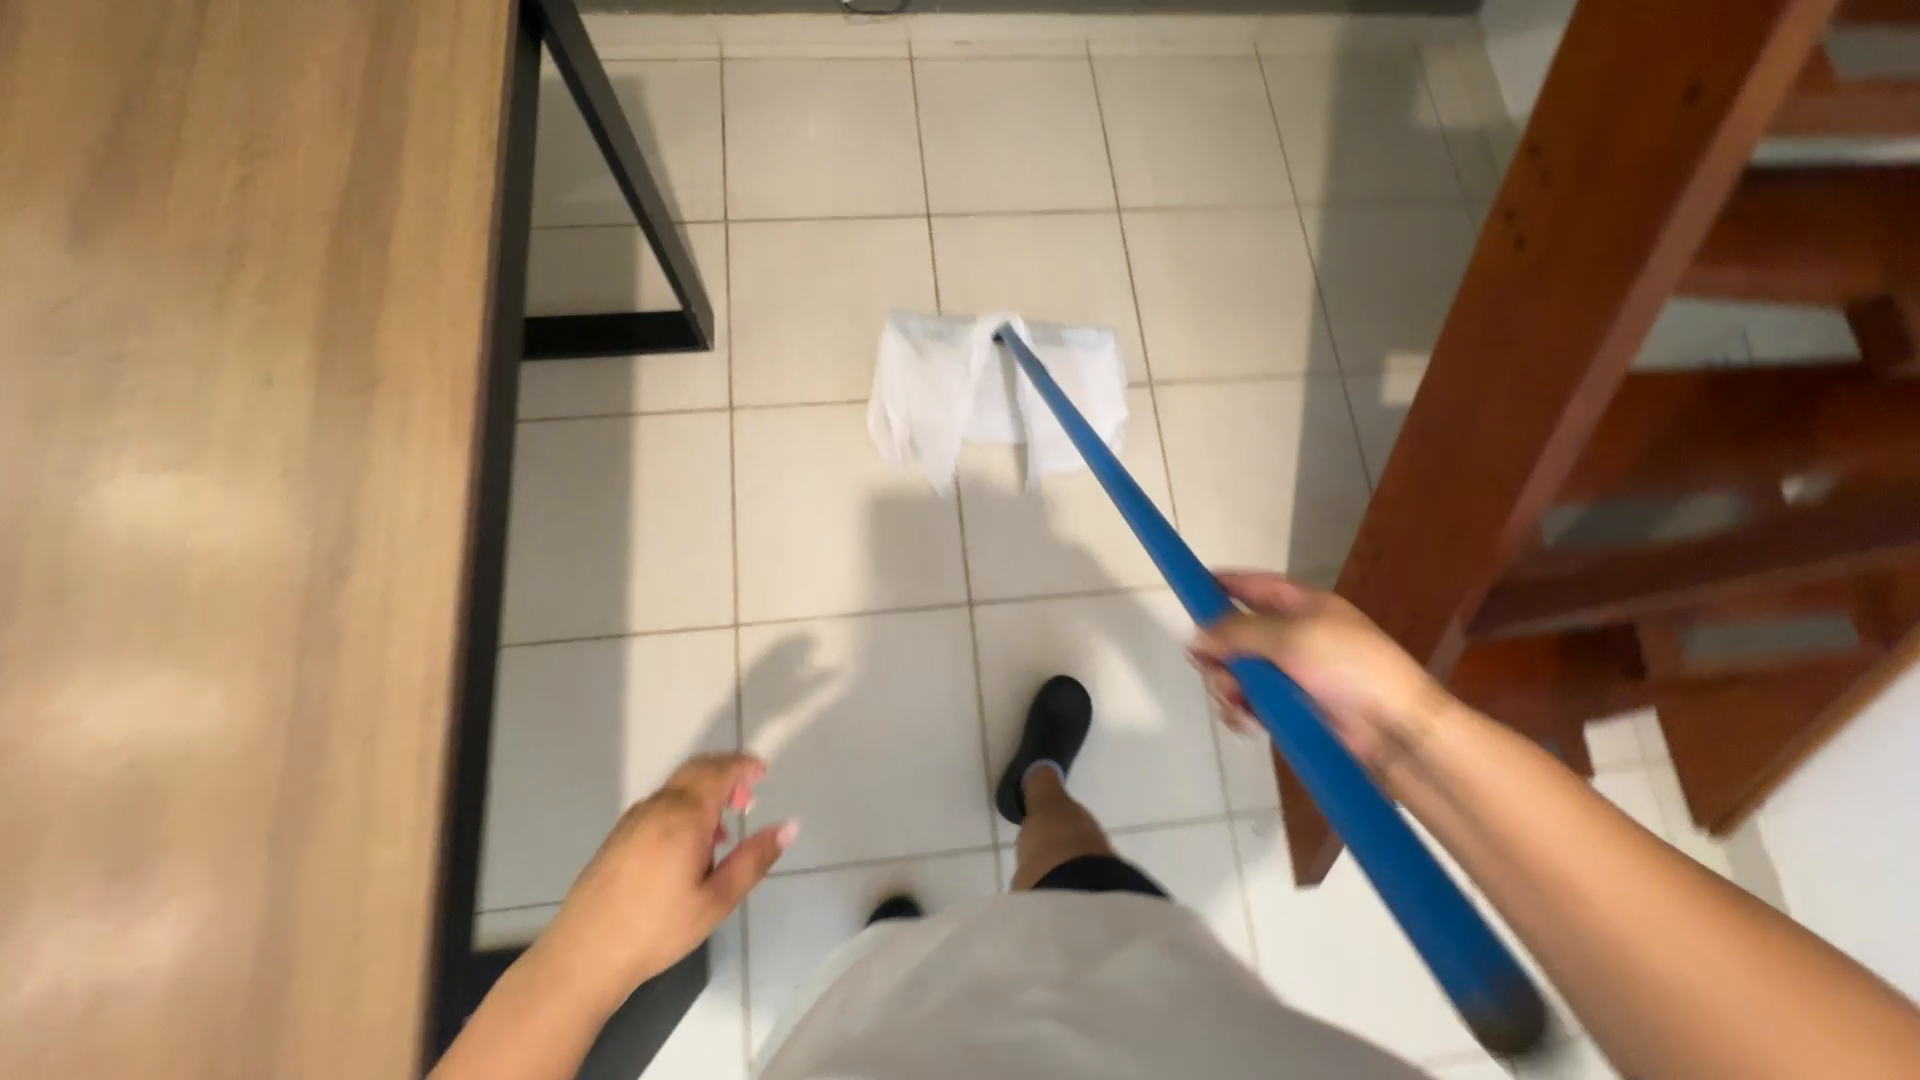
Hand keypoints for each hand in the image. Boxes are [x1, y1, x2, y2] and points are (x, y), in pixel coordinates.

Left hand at [523, 754, 796, 1009]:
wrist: (583, 956)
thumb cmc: (658, 930)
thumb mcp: (717, 900)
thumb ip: (754, 858)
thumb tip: (790, 826)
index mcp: (685, 817)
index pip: (720, 771)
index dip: (744, 766)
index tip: (763, 774)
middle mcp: (658, 807)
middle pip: (697, 769)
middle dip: (727, 773)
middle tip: (748, 799)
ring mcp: (634, 819)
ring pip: (677, 787)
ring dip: (705, 792)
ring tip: (722, 834)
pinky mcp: (619, 835)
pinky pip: (661, 803)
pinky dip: (684, 806)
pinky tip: (688, 848)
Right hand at [1189, 571, 1454, 772]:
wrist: (1394, 726)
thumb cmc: (1348, 666)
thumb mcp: (1289, 637)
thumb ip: (1237, 632)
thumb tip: (1197, 634)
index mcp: (1300, 606)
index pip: (1252, 585)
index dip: (1221, 584)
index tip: (1189, 589)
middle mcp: (1291, 636)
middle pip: (1234, 635)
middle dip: (1217, 651)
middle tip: (1209, 665)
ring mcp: (1289, 674)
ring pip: (1236, 672)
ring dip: (1227, 685)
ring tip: (1237, 700)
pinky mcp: (1288, 707)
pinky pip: (1249, 703)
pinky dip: (1241, 710)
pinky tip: (1247, 720)